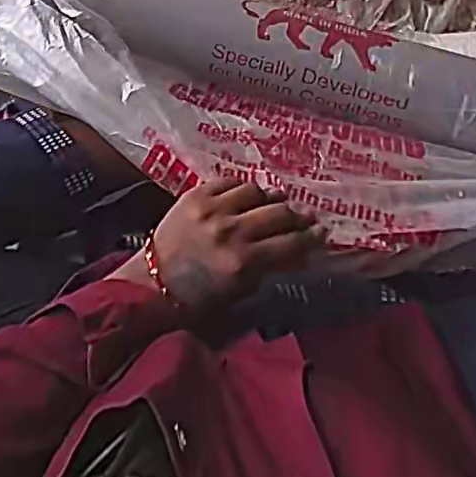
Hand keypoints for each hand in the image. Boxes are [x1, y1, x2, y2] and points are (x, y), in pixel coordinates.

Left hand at [111, 177, 319, 310]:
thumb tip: (300, 251)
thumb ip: (270, 267)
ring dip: (270, 197)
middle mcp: (230, 231)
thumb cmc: (199, 295)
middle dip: (298, 215)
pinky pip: (229, 182)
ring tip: (277, 201)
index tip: (322, 231)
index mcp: (243, 262)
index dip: (311, 237)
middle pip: (278, 214)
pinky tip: (248, 194)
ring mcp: (212, 209)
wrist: (153, 281)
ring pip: (256, 192)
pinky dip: (242, 188)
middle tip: (307, 214)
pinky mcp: (195, 195)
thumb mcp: (241, 290)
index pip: (290, 244)